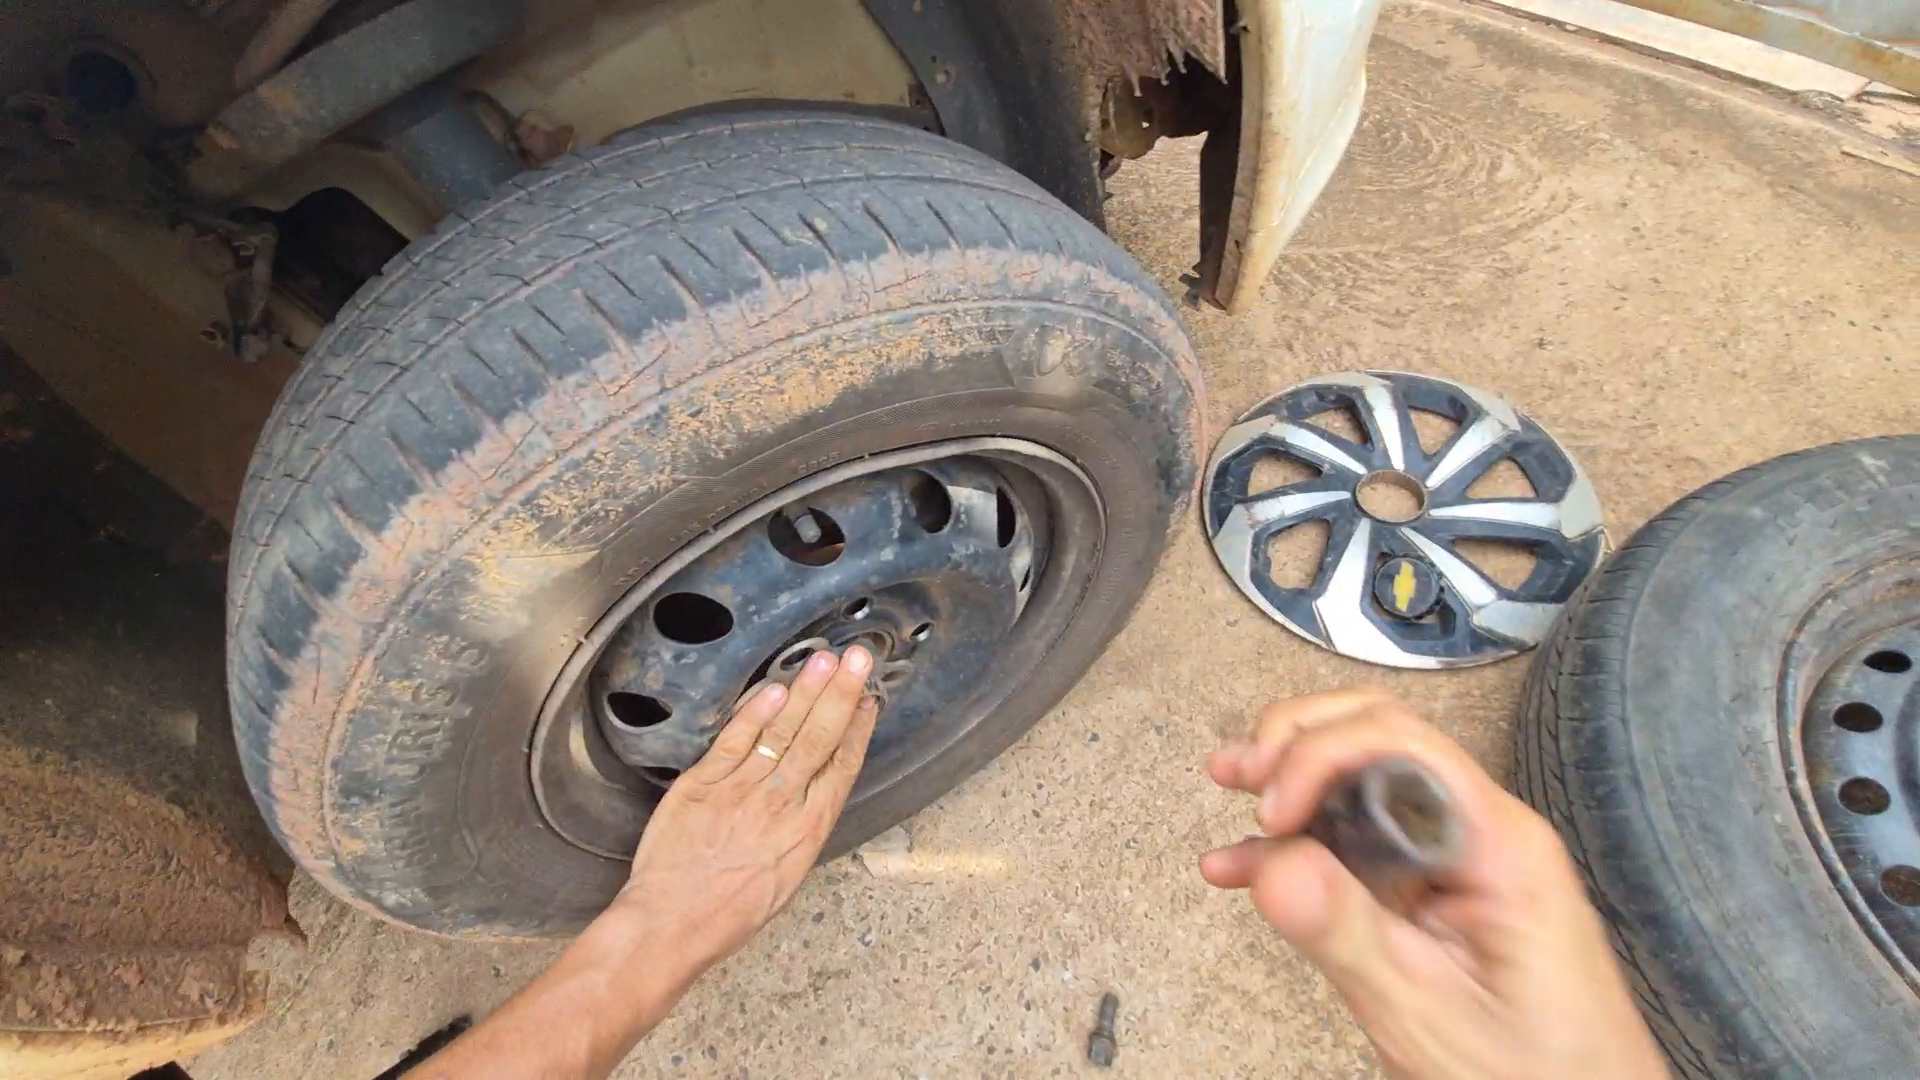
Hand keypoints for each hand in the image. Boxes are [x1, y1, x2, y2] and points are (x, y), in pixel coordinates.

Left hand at [412, 650, 879, 1079]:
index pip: (842, 766)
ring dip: (806, 692)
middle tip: (858, 658)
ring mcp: (741, 790)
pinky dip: (754, 713)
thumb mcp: (789, 874)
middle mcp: (781, 804)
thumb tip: (819, 782)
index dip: (859, 728)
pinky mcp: (703, 784)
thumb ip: (805, 823)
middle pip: (819, 738)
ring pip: (781, 732)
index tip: (869, 699)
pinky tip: (774, 689)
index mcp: (808, 830)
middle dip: (841, 694)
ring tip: (824, 660)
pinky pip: (734, 741)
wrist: (670, 925)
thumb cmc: (731, 910)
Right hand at [1200, 689, 1666, 1079]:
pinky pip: (1341, 834)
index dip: (1320, 754)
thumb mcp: (1429, 1015)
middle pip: (1373, 732)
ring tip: (1222, 778)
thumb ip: (1349, 935)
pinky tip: (1233, 866)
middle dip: (1295, 742)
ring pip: (1351, 768)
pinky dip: (1283, 842)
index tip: (1270, 815)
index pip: (1400, 742)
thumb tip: (1267, 860)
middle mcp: (1466, 824)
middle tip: (1236, 775)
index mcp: (1492, 840)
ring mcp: (1436, 849)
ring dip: (1281, 771)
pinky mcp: (1410, 880)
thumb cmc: (1525, 1078)